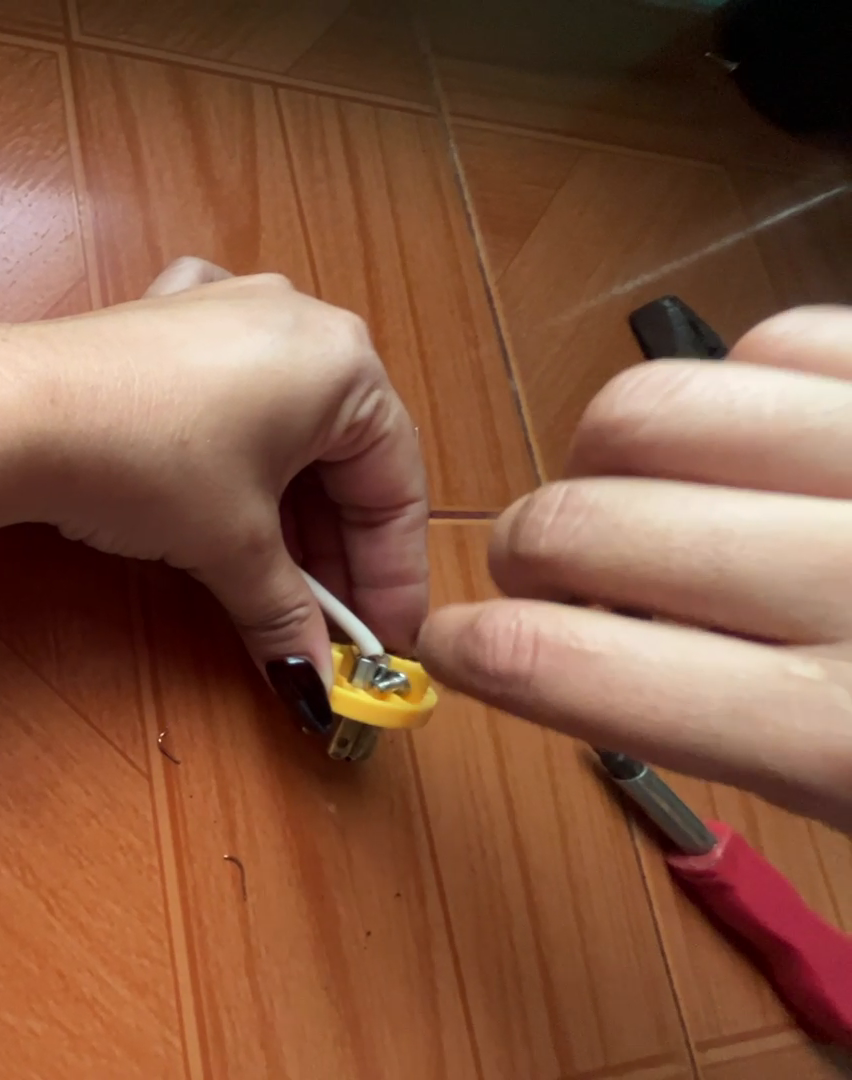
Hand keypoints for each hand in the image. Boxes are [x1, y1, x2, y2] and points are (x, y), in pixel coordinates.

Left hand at [4, 257, 428, 725]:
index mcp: (342, 362)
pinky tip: (216, 457)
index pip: (393, 486)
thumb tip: (307, 680)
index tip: (377, 640)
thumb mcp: (228, 545)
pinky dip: (221, 437)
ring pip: (271, 423)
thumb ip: (279, 610)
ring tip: (265, 571)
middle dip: (324, 546)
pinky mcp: (156, 322)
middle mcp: (290, 319)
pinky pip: (212, 382)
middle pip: (330, 455)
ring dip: (273, 502)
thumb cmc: (148, 464)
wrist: (17, 411)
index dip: (389, 575)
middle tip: (317, 621)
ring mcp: (216, 309)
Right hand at [420, 306, 851, 830]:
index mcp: (851, 731)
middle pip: (564, 523)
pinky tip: (787, 448)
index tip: (453, 644)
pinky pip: (786, 341)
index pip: (546, 659)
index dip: (464, 648)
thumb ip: (723, 731)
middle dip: (525, 554)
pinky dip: (747, 392)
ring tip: (668, 501)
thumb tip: (584, 659)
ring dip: (615, 464)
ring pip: (645, 410)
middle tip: (565, 583)